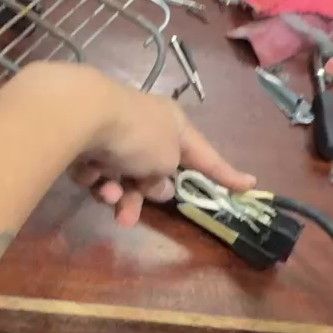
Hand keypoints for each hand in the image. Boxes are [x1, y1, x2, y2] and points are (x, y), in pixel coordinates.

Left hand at [48, 66, 254, 225]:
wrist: (83, 115)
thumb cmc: (138, 135)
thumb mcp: (166, 161)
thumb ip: (166, 178)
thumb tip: (157, 185)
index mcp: (174, 124)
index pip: (206, 155)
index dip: (227, 174)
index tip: (249, 186)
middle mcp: (146, 127)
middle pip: (153, 173)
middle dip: (140, 198)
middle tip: (129, 217)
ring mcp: (115, 134)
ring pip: (121, 177)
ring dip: (116, 193)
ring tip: (108, 199)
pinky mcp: (85, 142)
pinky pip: (96, 172)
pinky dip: (94, 177)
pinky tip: (88, 173)